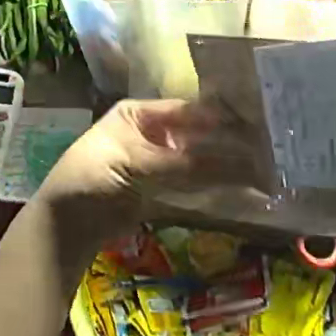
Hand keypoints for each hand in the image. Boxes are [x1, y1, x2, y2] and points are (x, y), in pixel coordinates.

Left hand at [34, 99, 248, 247]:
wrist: (66, 224)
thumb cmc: (90, 179)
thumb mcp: (133, 164)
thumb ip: (183, 162)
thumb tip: (235, 162)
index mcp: (138, 114)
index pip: (188, 110)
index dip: (220, 118)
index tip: (257, 126)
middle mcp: (151, 133)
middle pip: (197, 135)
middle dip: (229, 144)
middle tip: (269, 152)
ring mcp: (157, 162)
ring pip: (199, 160)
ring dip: (228, 167)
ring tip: (266, 172)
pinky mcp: (161, 189)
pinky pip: (193, 183)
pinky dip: (215, 187)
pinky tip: (244, 190)